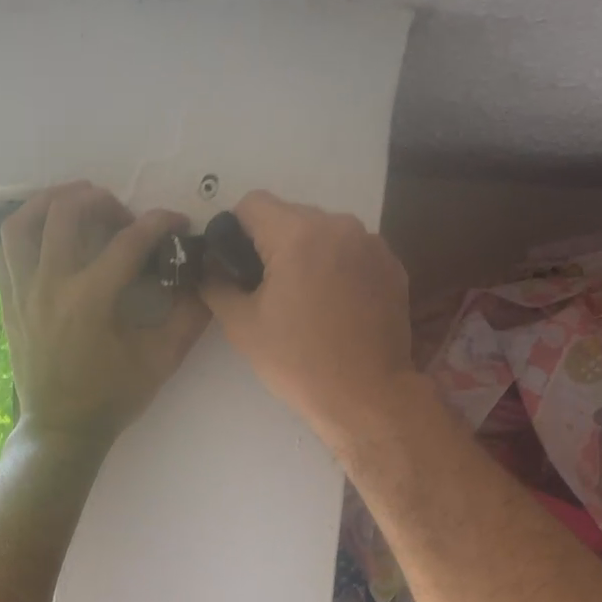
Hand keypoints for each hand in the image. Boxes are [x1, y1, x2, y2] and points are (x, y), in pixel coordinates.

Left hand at [0, 182, 210, 449]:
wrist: (62, 431)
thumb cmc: (112, 399)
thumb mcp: (159, 361)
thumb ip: (187, 318)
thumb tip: (205, 281)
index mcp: (90, 298)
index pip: (129, 241)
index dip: (160, 223)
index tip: (178, 223)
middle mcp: (50, 285)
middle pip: (66, 213)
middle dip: (100, 200)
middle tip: (122, 215)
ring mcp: (22, 293)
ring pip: (22, 223)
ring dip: (50, 203)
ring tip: (74, 204)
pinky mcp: (8, 304)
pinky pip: (5, 253)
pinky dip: (25, 234)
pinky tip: (45, 239)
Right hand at [199, 191, 415, 443]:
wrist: (366, 397)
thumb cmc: (298, 363)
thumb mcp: (242, 327)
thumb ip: (217, 285)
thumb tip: (209, 267)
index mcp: (298, 235)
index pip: (253, 203)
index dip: (235, 230)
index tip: (236, 265)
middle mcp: (340, 226)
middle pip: (291, 216)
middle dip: (273, 244)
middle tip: (266, 291)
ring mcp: (372, 245)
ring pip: (324, 233)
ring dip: (307, 255)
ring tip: (303, 301)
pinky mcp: (392, 267)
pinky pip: (352, 253)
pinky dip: (337, 269)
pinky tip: (334, 308)